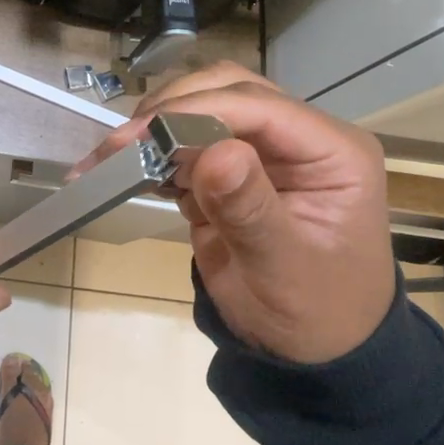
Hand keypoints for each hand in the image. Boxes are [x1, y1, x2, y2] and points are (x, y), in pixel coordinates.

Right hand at [79, 62, 393, 363]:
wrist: (311, 353)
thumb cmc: (314, 315)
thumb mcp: (284, 270)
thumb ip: (251, 210)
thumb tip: (216, 153)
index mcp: (332, 152)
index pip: (259, 105)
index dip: (198, 111)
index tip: (141, 134)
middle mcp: (299, 138)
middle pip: (227, 91)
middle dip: (170, 111)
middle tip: (118, 146)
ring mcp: (264, 149)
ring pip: (201, 106)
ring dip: (155, 127)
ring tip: (111, 158)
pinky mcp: (231, 167)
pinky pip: (187, 141)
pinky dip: (154, 151)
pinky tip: (126, 172)